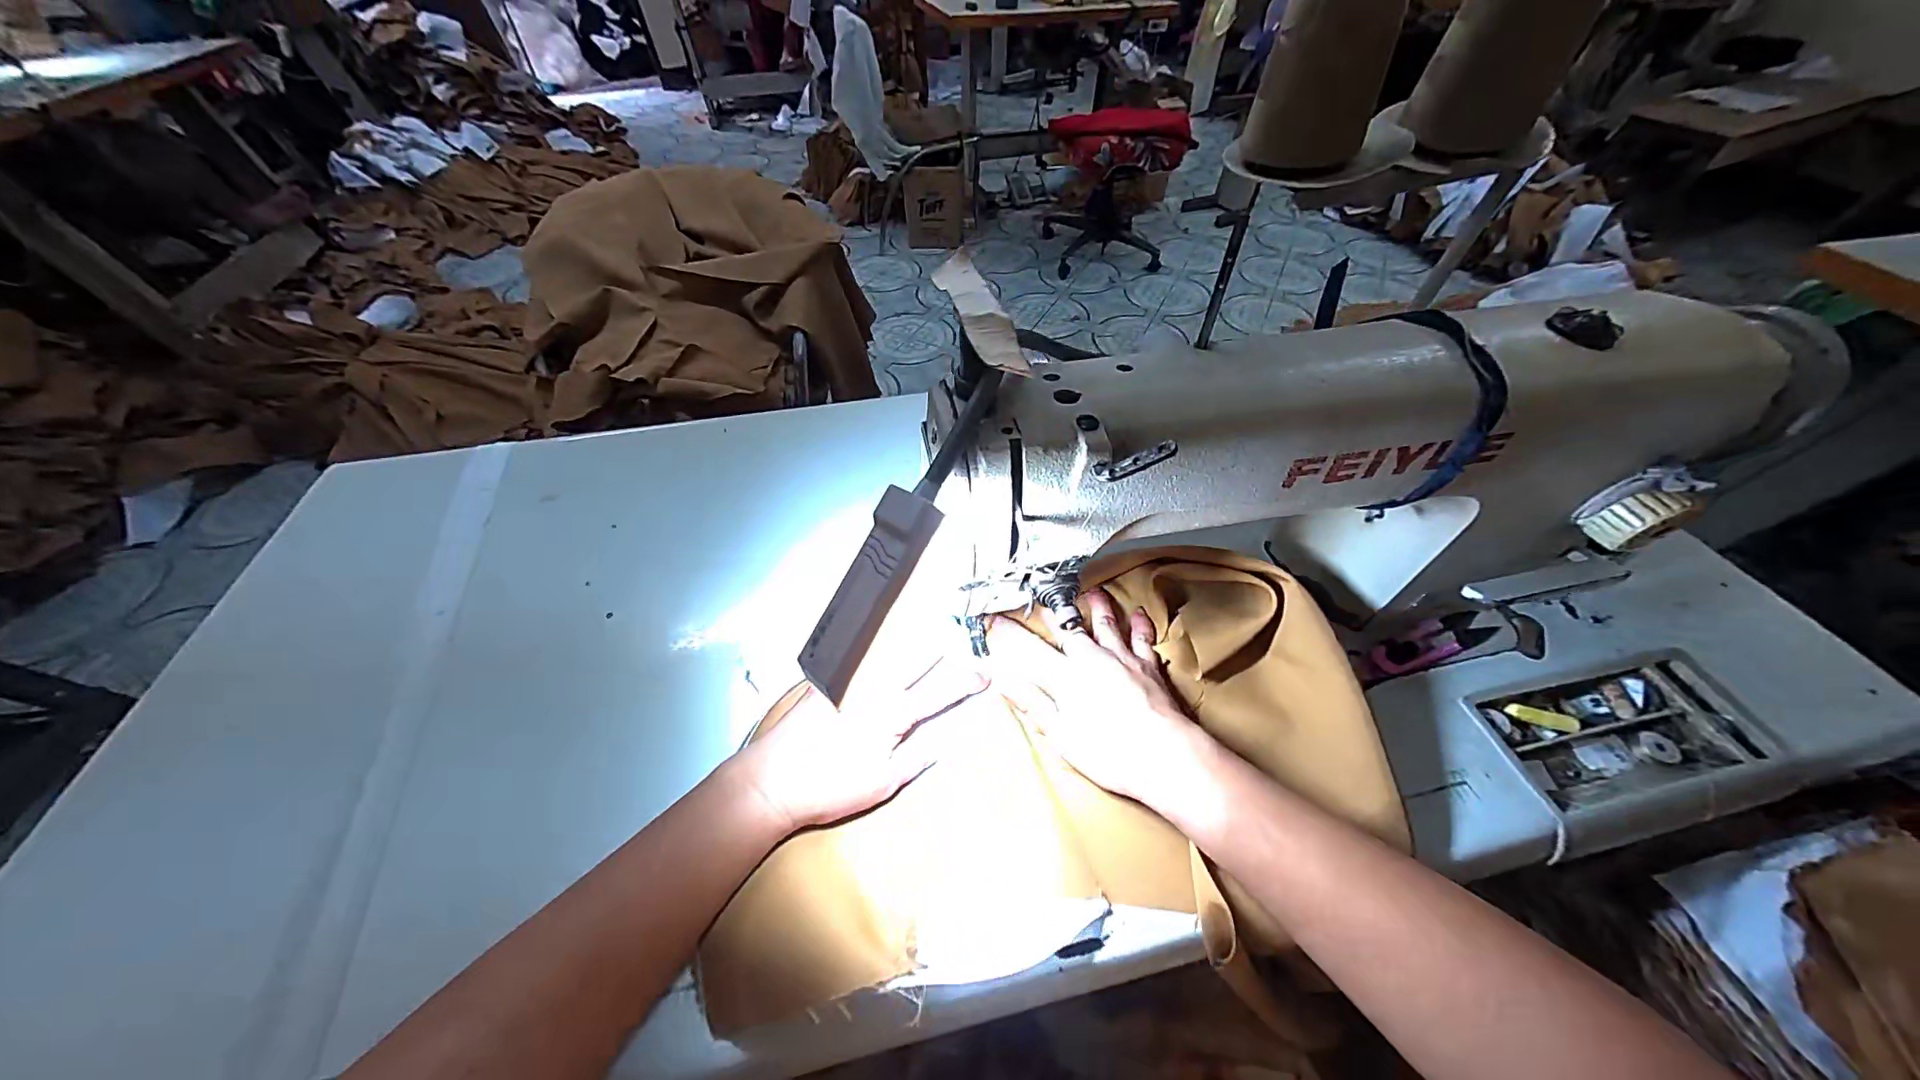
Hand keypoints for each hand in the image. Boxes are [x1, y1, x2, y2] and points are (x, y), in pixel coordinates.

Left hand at [733, 659, 986, 832]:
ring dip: (913, 645)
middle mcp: (872, 686)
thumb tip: (954, 736)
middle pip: (916, 657)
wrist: (769, 782)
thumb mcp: (885, 781)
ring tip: (932, 636)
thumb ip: (922, 753)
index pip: (941, 689)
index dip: (967, 681)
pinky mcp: (826, 683)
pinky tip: (885, 652)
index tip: (986, 675)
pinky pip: (861, 659)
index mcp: (893, 712)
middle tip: (960, 644)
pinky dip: (880, 653)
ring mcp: (847, 680)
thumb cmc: (829, 788)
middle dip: (942, 648)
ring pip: (888, 652)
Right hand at [985, 590, 1208, 807]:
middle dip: (1051, 612)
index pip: (1029, 649)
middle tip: (1041, 598)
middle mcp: (1092, 659)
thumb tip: (1005, 682)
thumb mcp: (1061, 736)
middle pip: (1067, 627)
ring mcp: (1122, 659)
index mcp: (1066, 677)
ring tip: (1092, 592)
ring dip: (1097, 606)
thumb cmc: (1111, 754)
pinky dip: (1139, 625)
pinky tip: (1138, 614)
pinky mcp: (1148, 666)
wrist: (1165, 755)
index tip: (995, 620)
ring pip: (1106, 624)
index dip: (1009, 633)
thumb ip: (1034, 704)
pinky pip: (1142, 638)